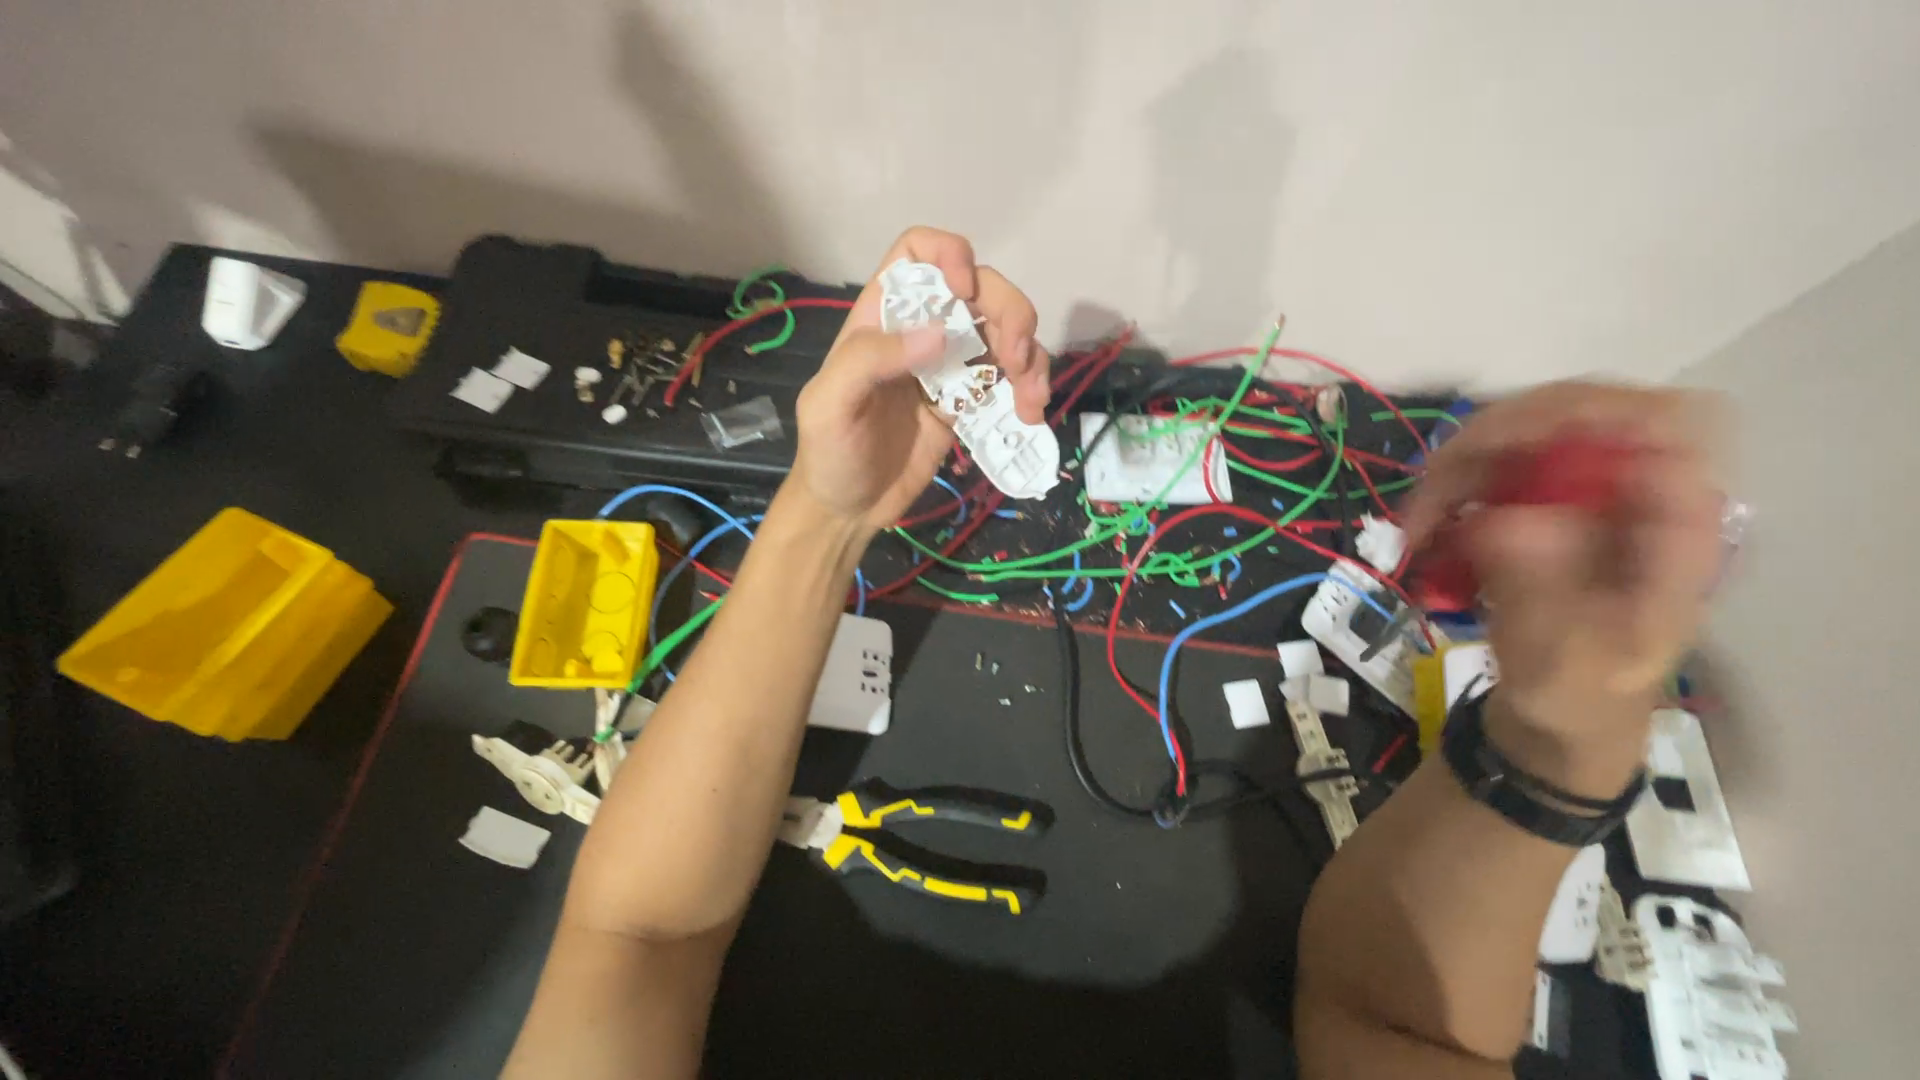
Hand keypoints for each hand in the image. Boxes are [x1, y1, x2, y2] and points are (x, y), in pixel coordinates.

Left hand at [789, 227, 1046, 532]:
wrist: (850, 508)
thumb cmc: (830, 453)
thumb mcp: (830, 404)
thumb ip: (871, 360)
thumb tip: (941, 335)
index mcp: (881, 316)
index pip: (918, 253)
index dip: (949, 254)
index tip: (965, 292)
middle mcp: (921, 330)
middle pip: (981, 288)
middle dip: (1011, 312)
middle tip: (1016, 358)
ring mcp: (951, 366)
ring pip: (1006, 331)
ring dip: (1030, 354)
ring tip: (1030, 398)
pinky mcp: (970, 401)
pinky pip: (1011, 377)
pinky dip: (1030, 386)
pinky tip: (1029, 414)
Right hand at [1401, 382, 1724, 759]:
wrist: (1563, 716)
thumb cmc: (1581, 697)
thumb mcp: (1566, 662)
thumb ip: (1542, 595)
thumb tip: (1506, 521)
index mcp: (1674, 523)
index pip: (1656, 420)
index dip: (1579, 415)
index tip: (1497, 450)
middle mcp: (1636, 492)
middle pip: (1571, 415)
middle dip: (1490, 443)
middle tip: (1429, 493)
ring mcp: (1585, 493)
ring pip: (1518, 435)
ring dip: (1455, 469)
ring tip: (1414, 525)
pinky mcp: (1540, 502)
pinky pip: (1488, 466)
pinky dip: (1446, 488)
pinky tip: (1421, 529)